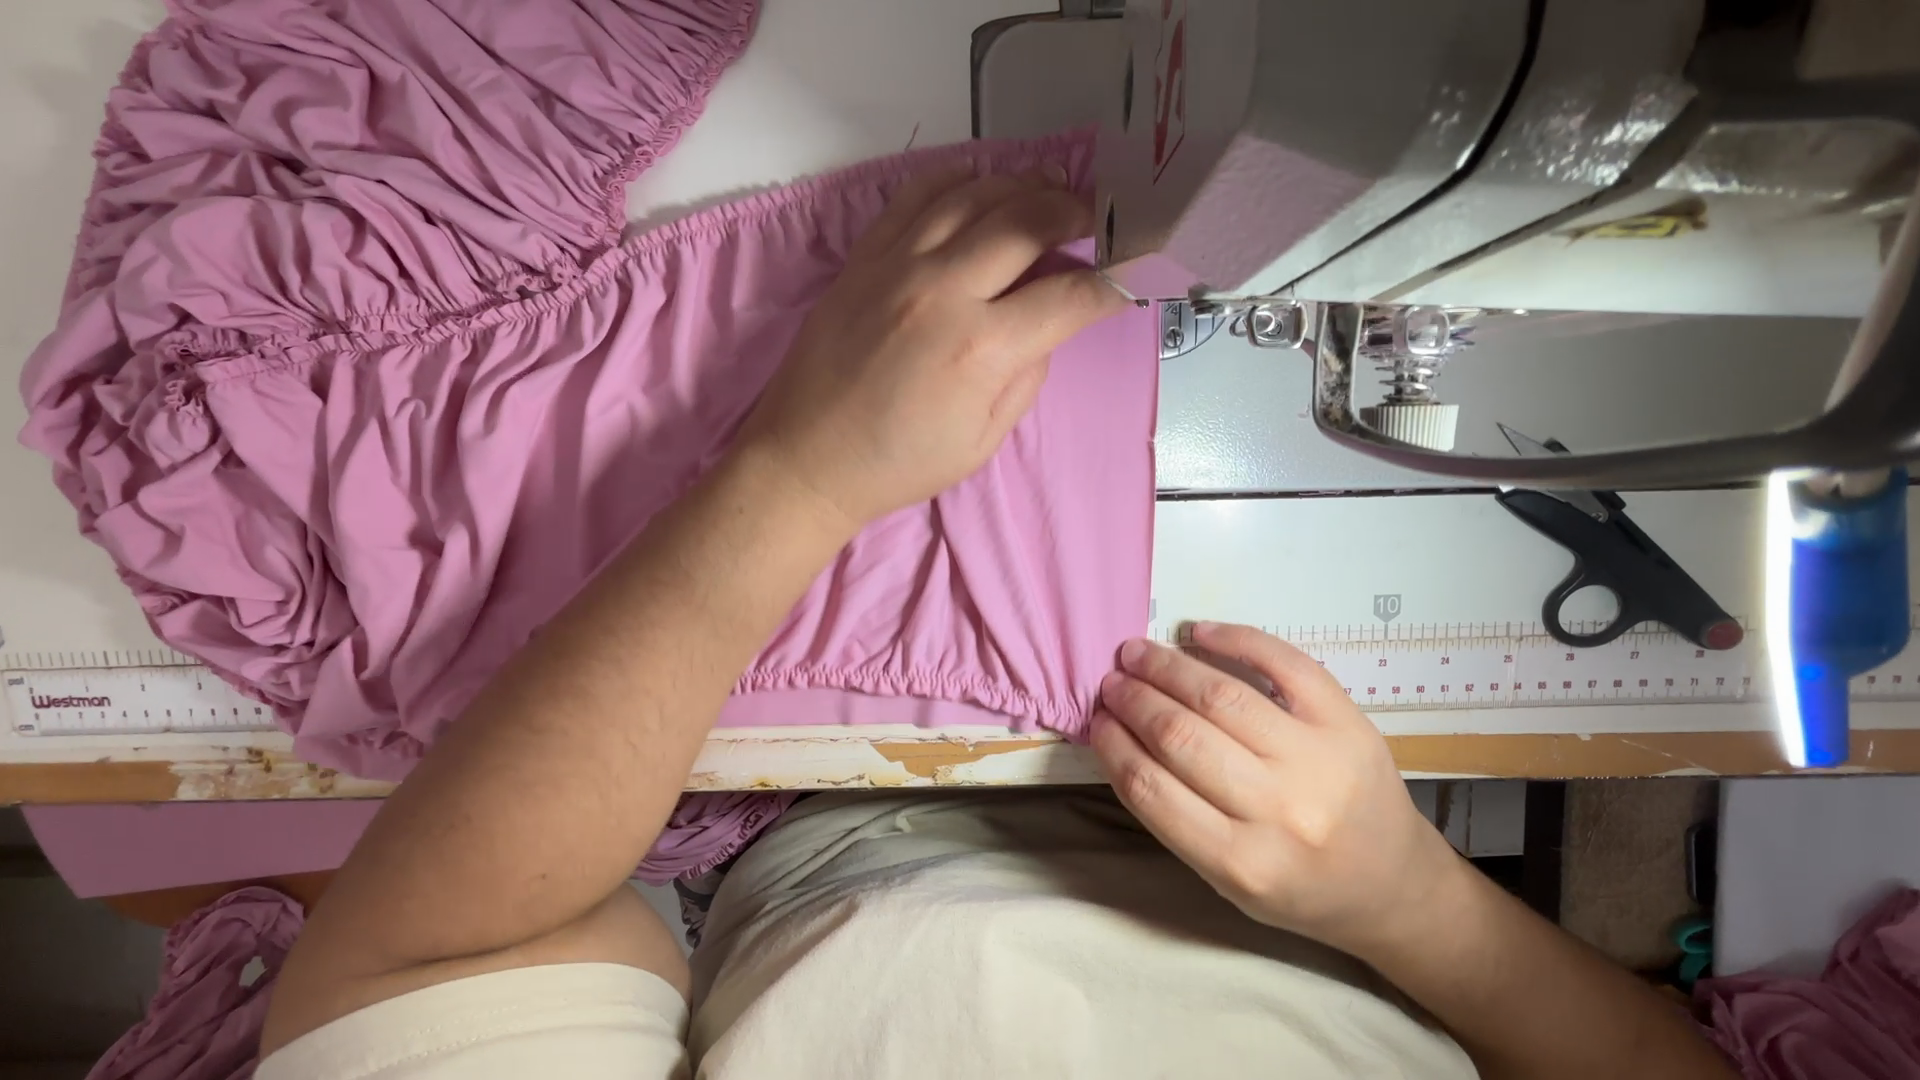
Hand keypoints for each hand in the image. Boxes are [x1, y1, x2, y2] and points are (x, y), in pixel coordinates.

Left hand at [736, 164, 1124, 530]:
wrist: (807, 458)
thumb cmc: (899, 463)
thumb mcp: (983, 441)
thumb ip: (1027, 377)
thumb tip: (1047, 325)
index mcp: (981, 349)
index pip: (1070, 295)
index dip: (1110, 282)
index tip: (1126, 276)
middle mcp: (944, 290)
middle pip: (1028, 221)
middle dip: (1074, 213)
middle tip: (1093, 220)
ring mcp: (898, 265)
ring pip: (976, 194)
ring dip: (1023, 186)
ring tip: (1047, 193)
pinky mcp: (864, 258)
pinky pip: (917, 196)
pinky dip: (959, 181)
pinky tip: (980, 186)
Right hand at [1091, 622, 1463, 955]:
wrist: (1393, 886)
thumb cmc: (1298, 886)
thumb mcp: (1225, 878)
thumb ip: (1172, 813)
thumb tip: (1120, 734)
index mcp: (1242, 863)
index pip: (1151, 788)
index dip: (1113, 744)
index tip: (1097, 720)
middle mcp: (1281, 812)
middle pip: (1182, 736)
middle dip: (1134, 700)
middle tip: (1112, 682)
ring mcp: (1320, 762)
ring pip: (1222, 696)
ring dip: (1168, 667)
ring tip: (1137, 654)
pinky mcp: (1349, 724)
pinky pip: (1287, 665)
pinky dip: (1237, 639)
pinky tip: (1199, 633)